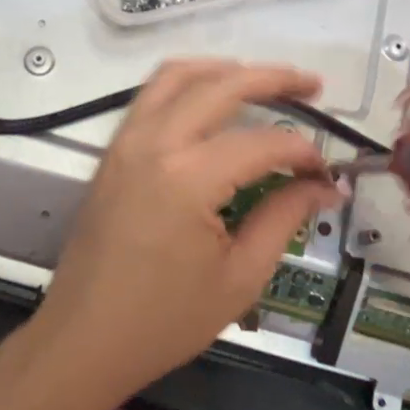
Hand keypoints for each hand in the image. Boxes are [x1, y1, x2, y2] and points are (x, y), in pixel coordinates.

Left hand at [28, 60, 342, 400]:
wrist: (83, 340)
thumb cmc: (164, 321)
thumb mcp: (239, 277)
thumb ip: (284, 217)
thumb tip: (324, 186)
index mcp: (188, 178)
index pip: (262, 143)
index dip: (303, 152)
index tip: (326, 174)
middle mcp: (155, 144)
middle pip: (222, 85)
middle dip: (274, 79)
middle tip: (313, 86)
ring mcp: (127, 142)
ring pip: (178, 75)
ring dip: (225, 69)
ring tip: (263, 80)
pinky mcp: (113, 151)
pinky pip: (151, 95)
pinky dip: (187, 82)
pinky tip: (212, 99)